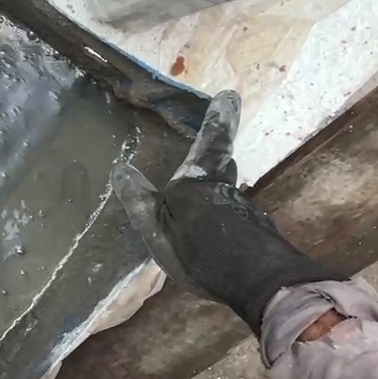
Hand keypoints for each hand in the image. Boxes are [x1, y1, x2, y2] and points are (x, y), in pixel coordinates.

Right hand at [112, 91, 343, 334]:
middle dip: (219, 153)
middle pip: (223, 166)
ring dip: (218, 185)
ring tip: (205, 187)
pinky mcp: (251, 236)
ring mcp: (242, 213)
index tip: (229, 95)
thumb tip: (120, 166)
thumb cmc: (200, 247)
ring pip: (228, 191)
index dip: (218, 119)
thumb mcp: (155, 224)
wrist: (258, 284)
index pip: (210, 141)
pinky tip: (214, 226)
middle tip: (217, 140)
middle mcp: (225, 190)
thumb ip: (138, 196)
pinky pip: (231, 214)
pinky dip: (221, 213)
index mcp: (200, 181)